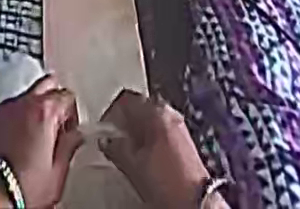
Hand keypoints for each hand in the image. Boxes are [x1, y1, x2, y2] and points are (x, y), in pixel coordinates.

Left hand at [0, 75, 84, 207]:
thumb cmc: (24, 186)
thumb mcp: (57, 173)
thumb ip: (69, 146)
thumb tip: (75, 135)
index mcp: (45, 111)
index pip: (67, 96)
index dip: (72, 114)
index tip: (70, 131)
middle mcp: (24, 101)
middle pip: (46, 84)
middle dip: (55, 98)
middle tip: (57, 123)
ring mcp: (5, 106)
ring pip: (27, 94)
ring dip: (35, 106)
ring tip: (37, 133)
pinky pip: (11, 106)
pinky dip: (18, 114)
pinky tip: (19, 136)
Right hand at [102, 91, 212, 207]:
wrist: (196, 204)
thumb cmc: (167, 182)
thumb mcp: (133, 165)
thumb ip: (115, 148)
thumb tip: (106, 141)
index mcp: (155, 111)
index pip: (126, 100)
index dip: (110, 112)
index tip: (103, 127)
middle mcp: (168, 112)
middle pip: (139, 106)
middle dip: (125, 120)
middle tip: (113, 136)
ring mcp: (178, 126)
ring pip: (150, 118)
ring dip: (137, 129)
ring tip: (127, 148)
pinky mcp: (185, 140)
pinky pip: (161, 129)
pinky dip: (149, 137)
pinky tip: (145, 155)